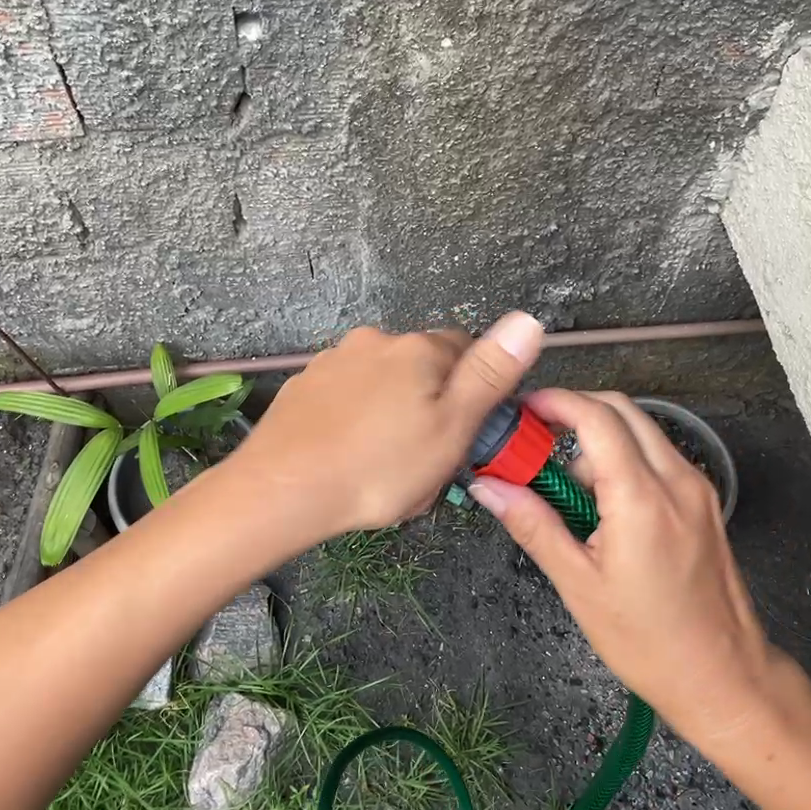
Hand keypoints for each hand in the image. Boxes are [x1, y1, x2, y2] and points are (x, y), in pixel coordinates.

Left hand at [221, 312, 544, 535]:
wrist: (282, 489)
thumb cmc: (379, 468)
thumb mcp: (452, 428)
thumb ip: (490, 374)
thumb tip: (528, 320)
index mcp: (419, 349)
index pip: (467, 351)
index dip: (472, 393)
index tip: (463, 432)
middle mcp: (376, 341)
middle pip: (422, 367)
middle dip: (430, 404)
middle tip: (425, 458)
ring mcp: (334, 361)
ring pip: (383, 384)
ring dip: (391, 411)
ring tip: (382, 464)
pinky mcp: (304, 386)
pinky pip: (347, 397)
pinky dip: (355, 419)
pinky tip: (347, 455)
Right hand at [467, 390, 784, 741]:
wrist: (725, 677)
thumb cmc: (649, 641)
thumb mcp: (578, 584)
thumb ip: (533, 524)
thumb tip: (488, 487)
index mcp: (642, 498)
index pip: (596, 418)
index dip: (555, 402)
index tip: (523, 410)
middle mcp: (676, 480)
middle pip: (621, 410)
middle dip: (574, 412)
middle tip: (536, 439)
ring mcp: (696, 488)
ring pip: (641, 430)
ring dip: (599, 438)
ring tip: (568, 488)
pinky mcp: (704, 502)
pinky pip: (658, 456)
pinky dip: (624, 458)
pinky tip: (602, 502)